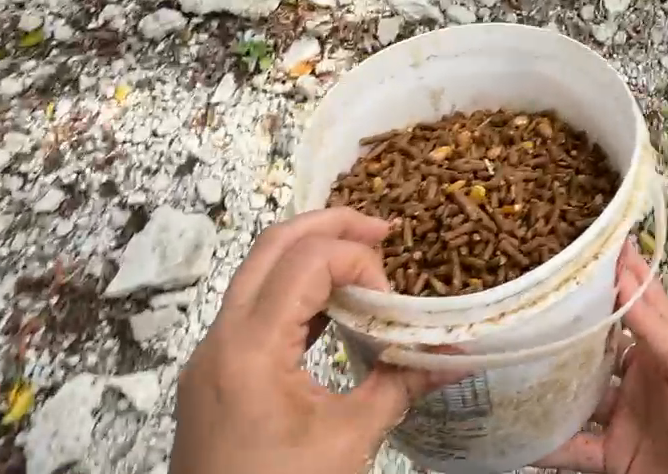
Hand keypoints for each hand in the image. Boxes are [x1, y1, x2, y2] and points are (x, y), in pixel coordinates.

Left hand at [170, 209, 446, 473]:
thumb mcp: (349, 442)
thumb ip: (400, 385)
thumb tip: (457, 356)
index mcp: (249, 350)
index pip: (308, 262)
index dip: (358, 262)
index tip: (390, 301)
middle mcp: (220, 338)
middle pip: (274, 244)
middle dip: (332, 225)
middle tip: (382, 230)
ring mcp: (210, 354)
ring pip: (258, 268)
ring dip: (311, 251)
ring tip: (363, 257)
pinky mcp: (213, 373)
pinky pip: (253, 304)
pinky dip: (294, 287)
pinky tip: (333, 305)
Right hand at [540, 247, 667, 473]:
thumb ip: (655, 328)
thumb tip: (624, 273)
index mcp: (665, 348)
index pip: (639, 299)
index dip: (621, 270)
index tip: (591, 238)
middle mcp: (640, 376)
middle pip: (599, 344)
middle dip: (570, 324)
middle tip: (533, 298)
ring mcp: (625, 417)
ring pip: (579, 393)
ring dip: (551, 382)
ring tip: (513, 360)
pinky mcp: (615, 458)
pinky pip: (575, 449)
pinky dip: (549, 445)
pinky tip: (520, 432)